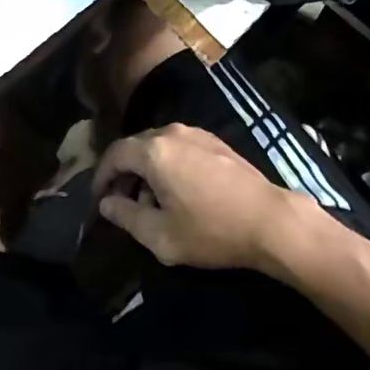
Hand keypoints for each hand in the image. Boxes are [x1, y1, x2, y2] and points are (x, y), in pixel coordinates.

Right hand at [93, 123, 306, 270]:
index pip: (114, 154)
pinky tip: (179, 191)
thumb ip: (127, 217)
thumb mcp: (162, 236)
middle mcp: (171, 132)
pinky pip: (178, 146)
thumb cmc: (212, 230)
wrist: (270, 220)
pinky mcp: (214, 140)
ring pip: (157, 145)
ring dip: (147, 169)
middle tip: (122, 202)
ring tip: (152, 202)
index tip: (98, 199)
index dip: (101, 176)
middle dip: (124, 173)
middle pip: (135, 146)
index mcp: (153, 151)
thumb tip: (106, 203)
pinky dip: (168, 164)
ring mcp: (195, 132)